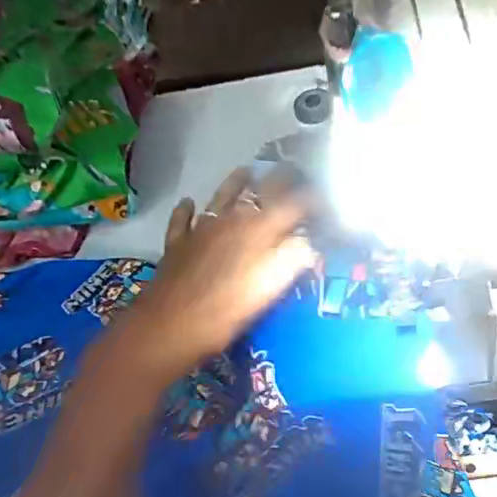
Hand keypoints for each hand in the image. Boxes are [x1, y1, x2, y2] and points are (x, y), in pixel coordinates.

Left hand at [106, 167, 314, 385]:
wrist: (170, 325)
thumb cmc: (226, 311)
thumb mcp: (270, 287)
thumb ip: (293, 258)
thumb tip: (310, 241)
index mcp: (260, 230)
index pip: (294, 204)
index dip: (312, 197)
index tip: (326, 194)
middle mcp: (232, 220)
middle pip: (260, 191)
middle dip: (281, 179)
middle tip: (294, 170)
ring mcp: (201, 228)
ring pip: (222, 196)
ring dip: (236, 182)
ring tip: (247, 171)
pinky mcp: (178, 243)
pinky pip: (183, 218)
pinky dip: (188, 209)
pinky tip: (189, 203)